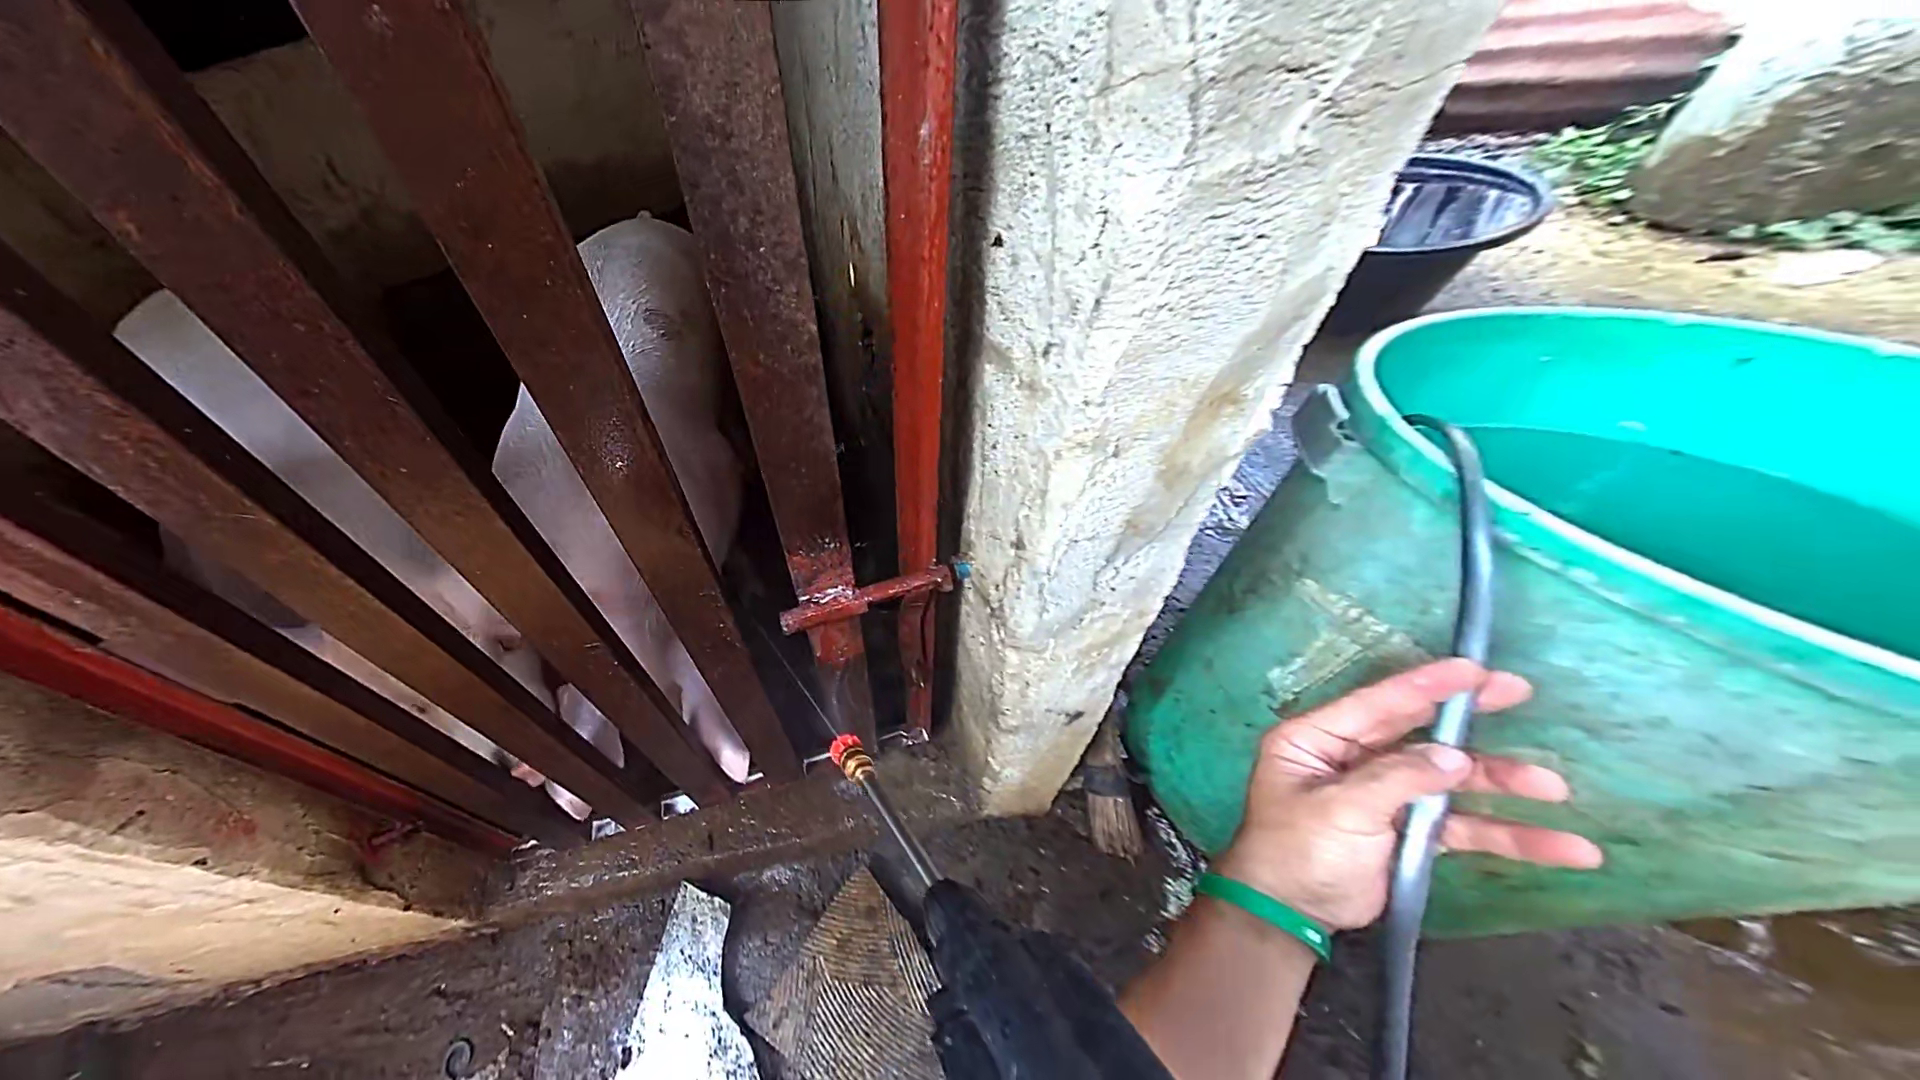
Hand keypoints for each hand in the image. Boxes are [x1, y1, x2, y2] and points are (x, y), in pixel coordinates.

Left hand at [1211, 658, 1602, 930]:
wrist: (1291, 911)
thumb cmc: (1298, 848)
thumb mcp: (1338, 809)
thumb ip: (1395, 780)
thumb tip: (1454, 757)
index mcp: (1316, 739)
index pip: (1374, 704)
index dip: (1423, 686)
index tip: (1471, 668)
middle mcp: (1349, 756)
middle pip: (1416, 731)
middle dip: (1467, 718)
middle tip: (1518, 690)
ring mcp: (1381, 792)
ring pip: (1446, 778)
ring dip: (1497, 783)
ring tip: (1553, 787)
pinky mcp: (1406, 828)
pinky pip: (1458, 824)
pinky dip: (1505, 835)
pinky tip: (1562, 846)